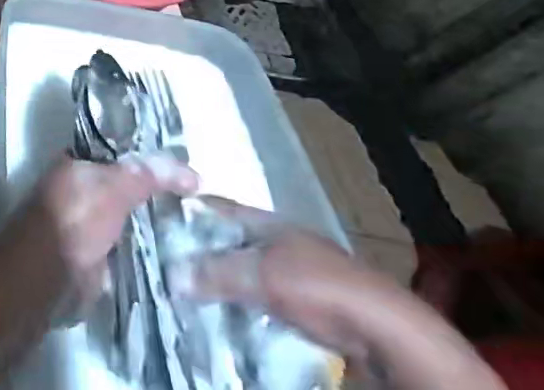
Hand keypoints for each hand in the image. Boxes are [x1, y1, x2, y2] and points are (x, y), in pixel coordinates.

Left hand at [2, 156, 200, 305]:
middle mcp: (81, 187)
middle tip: (203, 198)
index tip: (189, 167)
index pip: (118, 152)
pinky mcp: (102, 253)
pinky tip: (185, 250)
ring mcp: (91, 221)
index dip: (150, 157)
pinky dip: (154, 246)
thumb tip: (190, 172)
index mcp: (75, 162)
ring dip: (160, 220)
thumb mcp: (112, 187)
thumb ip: (146, 175)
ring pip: (133, 215)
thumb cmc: (75, 218)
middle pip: (128, 185)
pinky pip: (134, 243)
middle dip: (160, 191)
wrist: (53, 273)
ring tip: (203, 223)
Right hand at [185, 198, 410, 357]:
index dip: (185, 210)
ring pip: (243, 269)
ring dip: (220, 280)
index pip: (215, 207)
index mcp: (267, 221)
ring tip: (189, 292)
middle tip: (166, 264)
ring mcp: (296, 272)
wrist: (389, 335)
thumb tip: (170, 275)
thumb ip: (215, 272)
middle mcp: (280, 240)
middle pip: (227, 240)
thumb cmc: (321, 289)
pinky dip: (241, 302)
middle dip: (199, 251)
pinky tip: (226, 314)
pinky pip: (260, 296)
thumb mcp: (261, 276)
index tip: (154, 222)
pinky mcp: (308, 304)